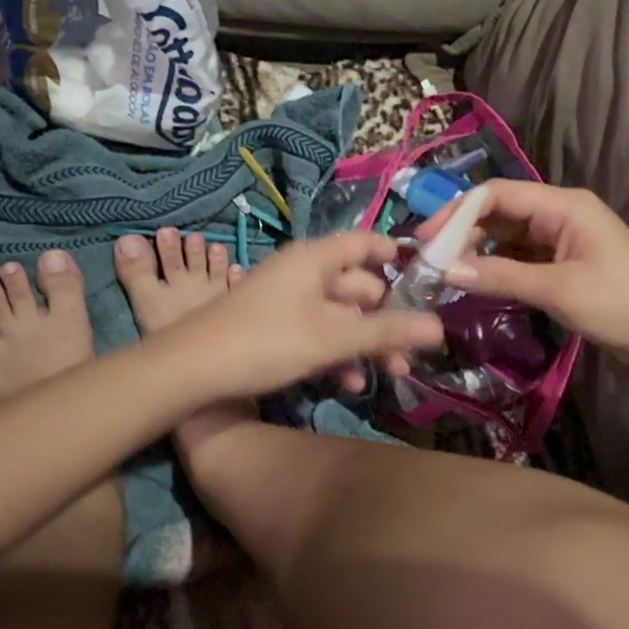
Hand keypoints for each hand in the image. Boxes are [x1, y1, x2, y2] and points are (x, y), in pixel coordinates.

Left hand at [160, 232, 445, 398]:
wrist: (189, 371)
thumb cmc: (263, 342)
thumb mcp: (329, 339)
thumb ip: (384, 332)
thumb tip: (439, 326)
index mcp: (314, 259)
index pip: (363, 243)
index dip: (395, 255)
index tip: (425, 277)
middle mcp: (302, 273)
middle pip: (357, 287)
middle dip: (387, 319)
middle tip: (413, 351)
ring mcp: (286, 302)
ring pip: (339, 316)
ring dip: (365, 344)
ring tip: (392, 374)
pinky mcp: (274, 329)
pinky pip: (316, 334)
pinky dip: (335, 354)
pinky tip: (350, 385)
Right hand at [420, 180, 628, 364]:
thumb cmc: (621, 305)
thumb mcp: (558, 291)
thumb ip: (501, 276)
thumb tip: (445, 270)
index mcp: (565, 205)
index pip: (498, 194)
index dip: (457, 213)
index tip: (424, 241)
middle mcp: (562, 213)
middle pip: (500, 212)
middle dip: (463, 232)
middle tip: (428, 263)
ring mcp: (564, 238)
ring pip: (507, 236)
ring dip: (477, 251)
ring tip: (444, 274)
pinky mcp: (565, 263)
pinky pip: (520, 256)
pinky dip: (496, 267)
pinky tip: (475, 282)